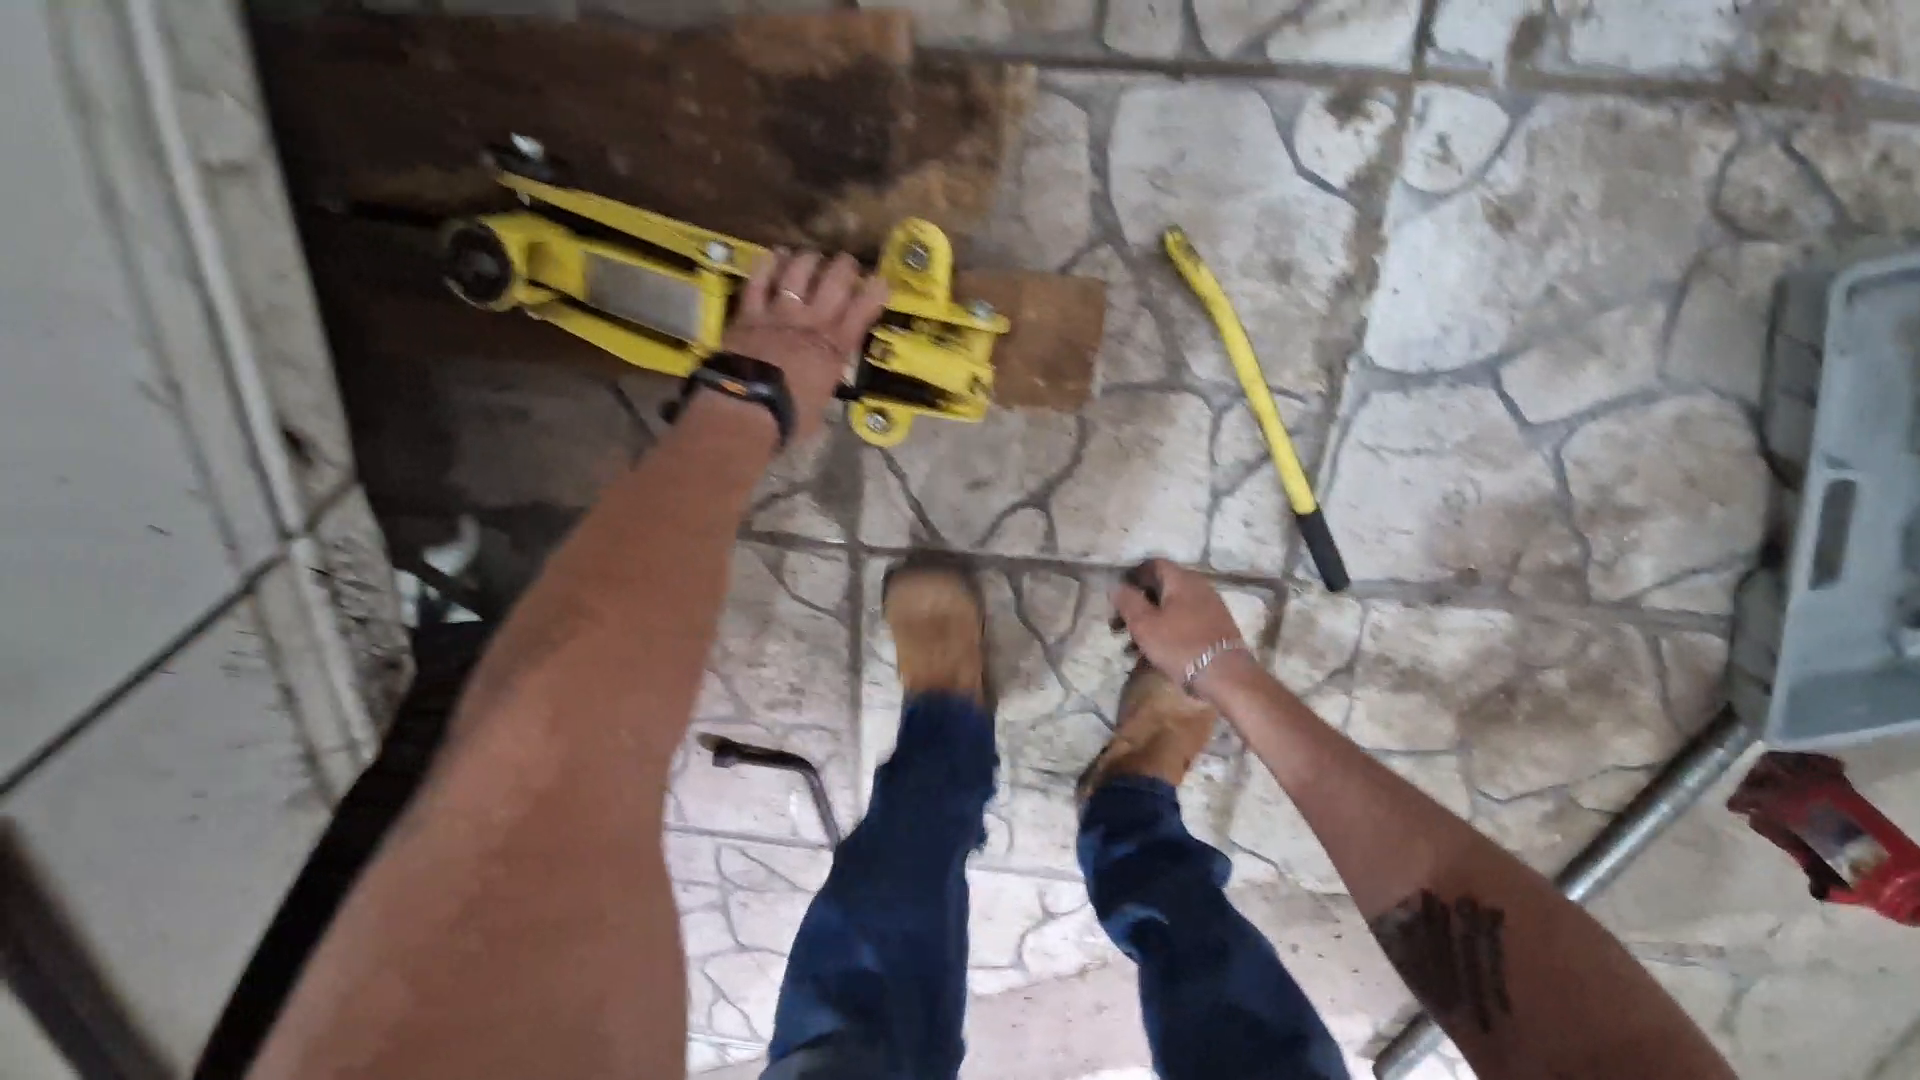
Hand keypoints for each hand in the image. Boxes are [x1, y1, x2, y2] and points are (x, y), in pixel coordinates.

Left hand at [722, 248, 888, 444]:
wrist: (748, 409)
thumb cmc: (790, 417)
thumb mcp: (821, 405)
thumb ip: (825, 384)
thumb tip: (824, 385)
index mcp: (835, 348)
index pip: (863, 311)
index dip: (875, 292)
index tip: (881, 280)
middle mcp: (812, 322)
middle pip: (834, 282)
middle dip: (845, 267)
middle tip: (847, 262)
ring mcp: (780, 314)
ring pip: (798, 272)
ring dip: (808, 260)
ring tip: (812, 256)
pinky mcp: (749, 313)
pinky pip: (759, 281)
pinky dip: (767, 265)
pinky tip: (775, 254)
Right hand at [1110, 559, 1249, 696]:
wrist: (1226, 676)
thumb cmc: (1180, 645)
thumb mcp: (1144, 624)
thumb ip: (1127, 601)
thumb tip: (1116, 585)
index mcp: (1182, 579)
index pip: (1153, 564)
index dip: (1132, 576)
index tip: (1117, 597)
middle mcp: (1199, 587)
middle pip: (1162, 587)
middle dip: (1138, 604)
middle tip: (1119, 626)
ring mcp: (1211, 608)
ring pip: (1172, 608)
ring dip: (1150, 622)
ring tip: (1132, 646)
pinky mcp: (1216, 628)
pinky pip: (1185, 622)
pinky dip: (1167, 631)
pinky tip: (1156, 653)